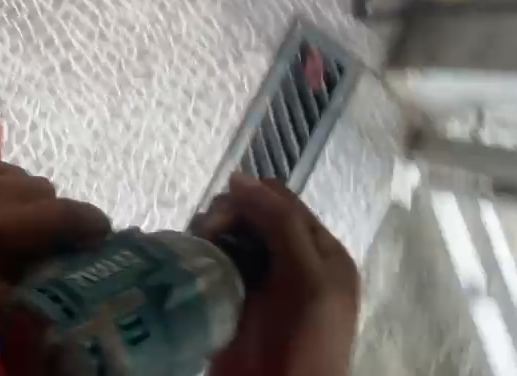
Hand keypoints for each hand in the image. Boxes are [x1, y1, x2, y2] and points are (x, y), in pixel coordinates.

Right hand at [196, 175, 360, 375]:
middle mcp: (292, 255)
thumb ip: (280, 224)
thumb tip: (237, 176)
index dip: (251, 200)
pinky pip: (213, 249)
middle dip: (225, 215)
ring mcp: (261, 272)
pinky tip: (195, 256)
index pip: (279, 199)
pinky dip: (201, 246)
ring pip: (227, 226)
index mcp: (321, 252)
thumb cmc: (303, 340)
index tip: (227, 218)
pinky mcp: (232, 285)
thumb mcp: (306, 280)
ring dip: (209, 229)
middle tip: (209, 235)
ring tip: (200, 249)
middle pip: (249, 209)